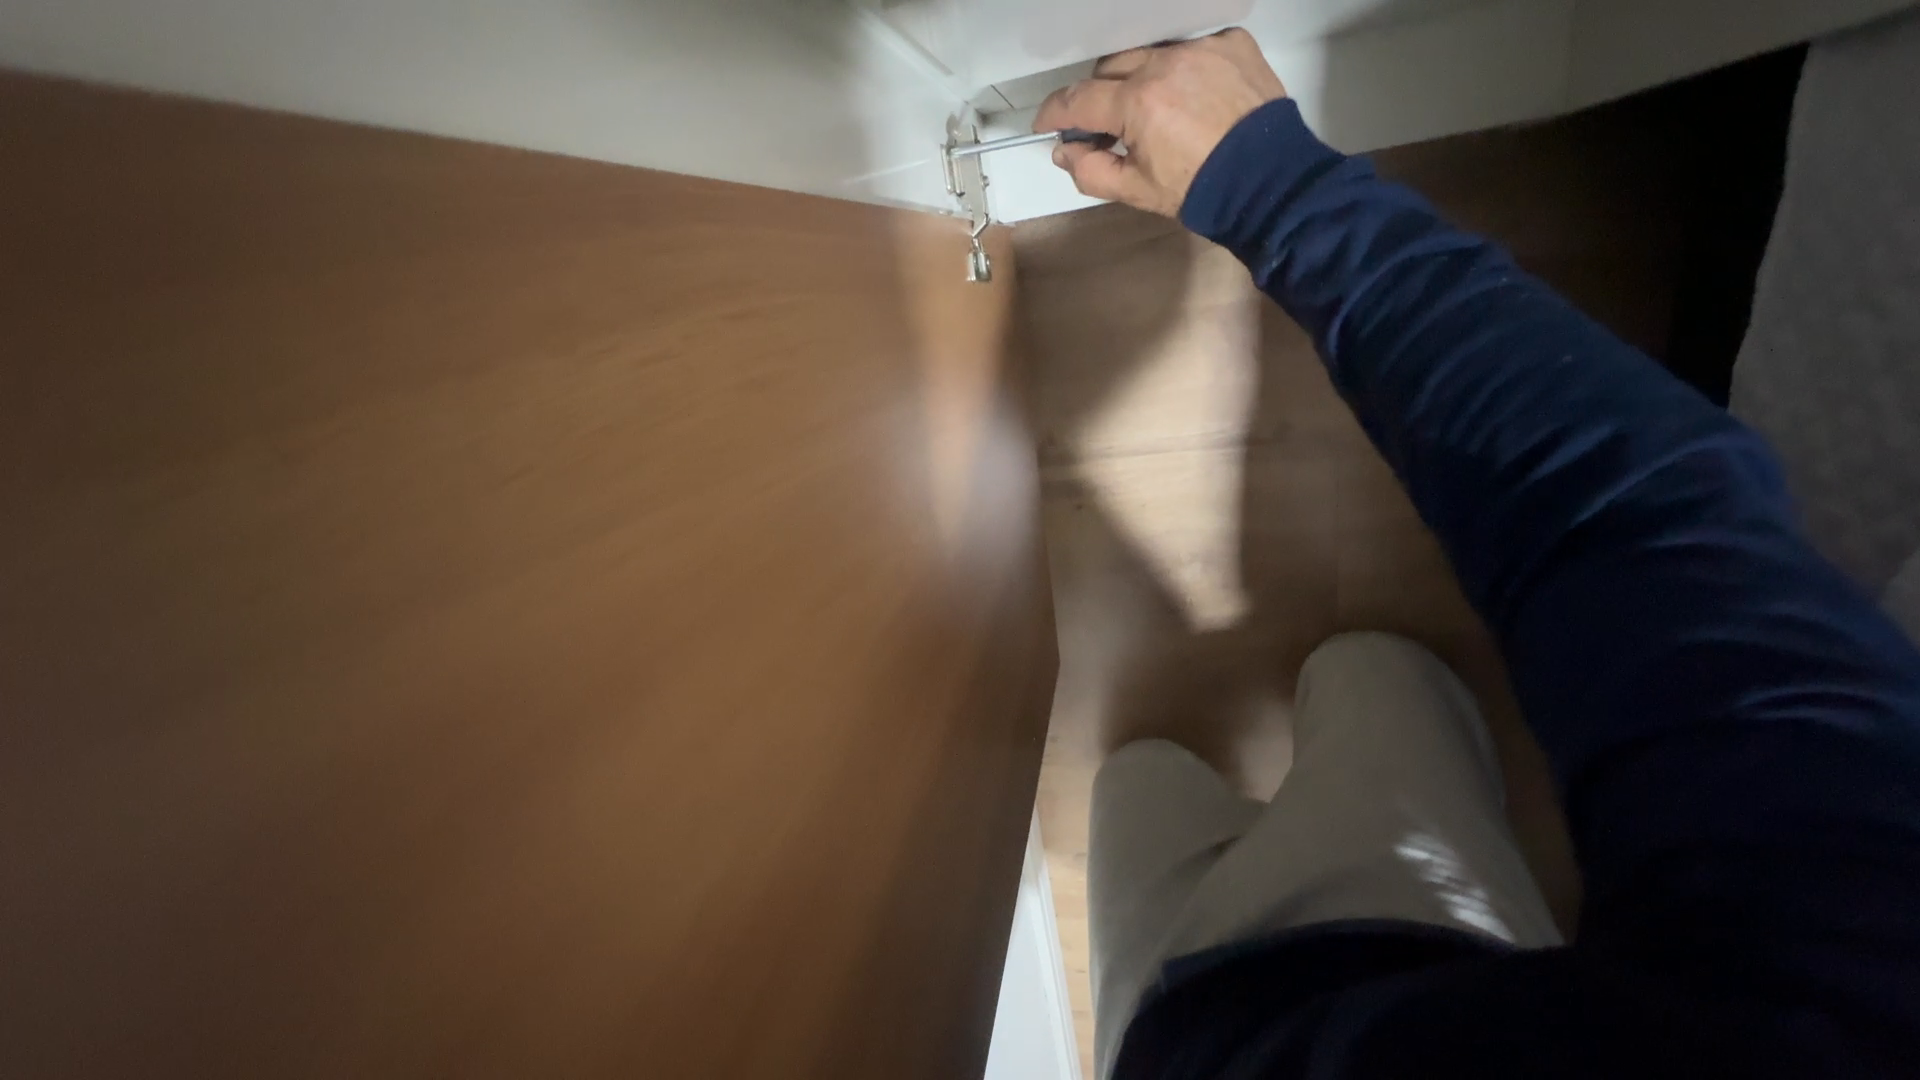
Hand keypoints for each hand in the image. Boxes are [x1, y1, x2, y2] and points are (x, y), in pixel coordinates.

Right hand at [1033, 28, 1287, 217]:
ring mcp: (1199, 48)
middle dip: (1097, 95)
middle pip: (1109, 68)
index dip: (1055, 113)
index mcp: (1136, 102)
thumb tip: (1065, 153)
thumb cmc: (1199, 189)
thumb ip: (1091, 170)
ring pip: (1148, 52)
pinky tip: (1186, 97)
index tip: (1046, 125)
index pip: (1078, 100)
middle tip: (1102, 126)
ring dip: (1136, 77)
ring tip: (1147, 109)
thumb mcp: (1136, 191)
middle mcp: (1164, 64)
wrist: (1266, 181)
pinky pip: (1189, 47)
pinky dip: (1179, 69)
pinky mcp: (1230, 44)